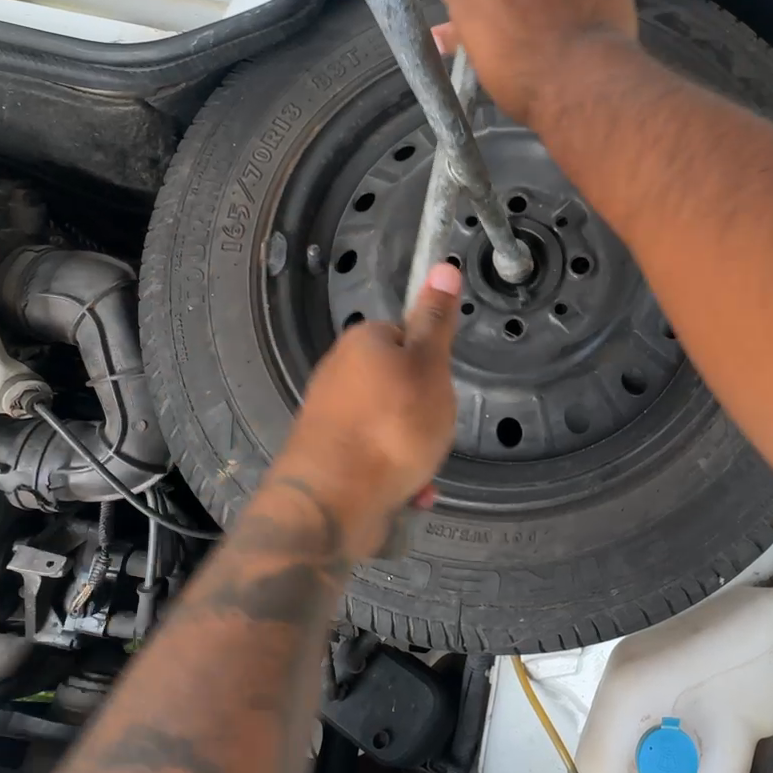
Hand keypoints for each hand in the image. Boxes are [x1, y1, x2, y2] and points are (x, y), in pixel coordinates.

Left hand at [269, 263, 462, 556]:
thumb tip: (444, 267)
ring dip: (414, 447)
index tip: (440, 383)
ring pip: (391, 425)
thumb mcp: (429, 366)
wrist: (333, 505)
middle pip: (400, 383)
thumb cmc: (390, 428)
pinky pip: (376, 457)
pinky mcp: (329, 458)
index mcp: (361, 342)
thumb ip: (436, 321)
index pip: (406, 335)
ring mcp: (331, 418)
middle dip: (423, 410)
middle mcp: (339, 374)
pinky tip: (409, 491)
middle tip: (434, 426)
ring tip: (421, 466)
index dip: (430, 360)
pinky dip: (397, 473)